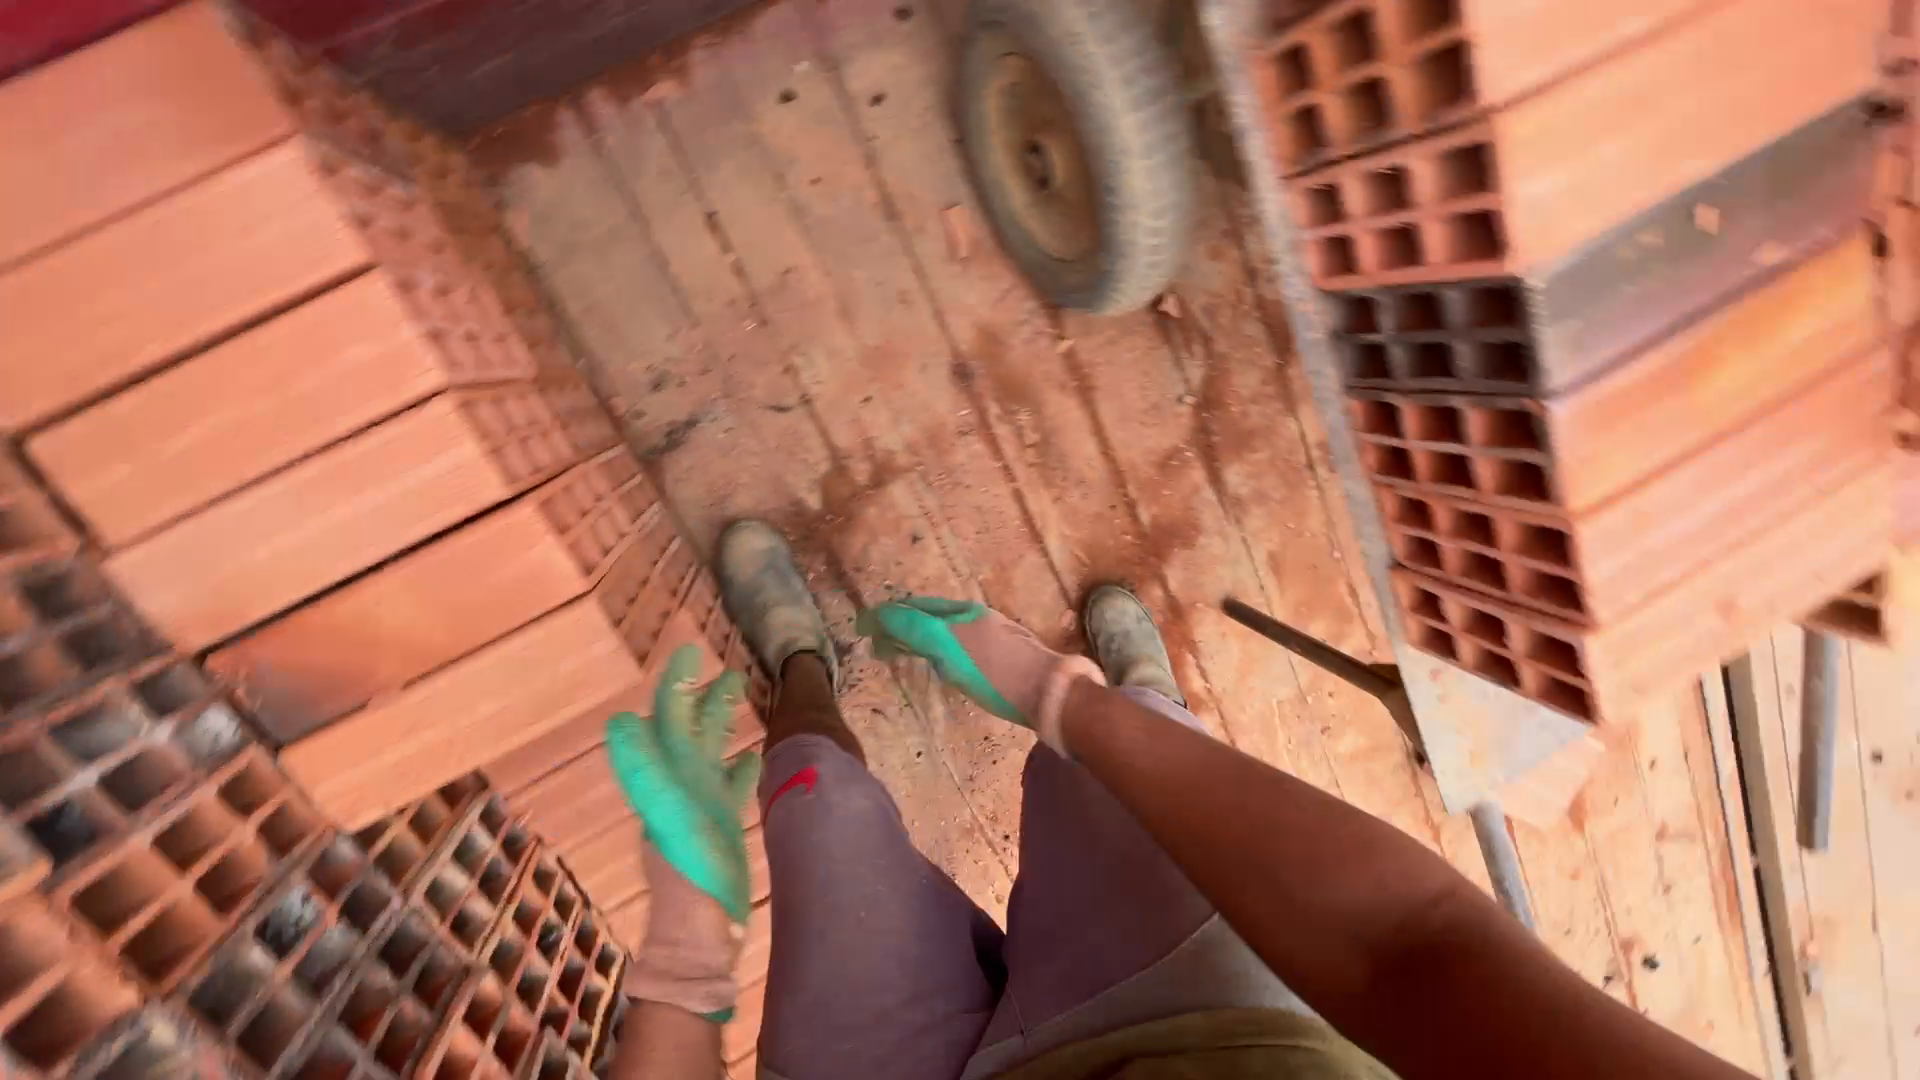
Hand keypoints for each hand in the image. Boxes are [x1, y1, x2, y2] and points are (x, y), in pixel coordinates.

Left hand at [605, 646, 761, 1019]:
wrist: (702, 924)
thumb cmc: (688, 866)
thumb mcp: (665, 813)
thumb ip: (645, 769)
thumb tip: (618, 719)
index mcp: (671, 771)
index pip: (670, 716)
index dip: (677, 683)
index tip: (690, 651)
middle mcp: (685, 779)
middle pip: (694, 727)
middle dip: (707, 696)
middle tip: (730, 669)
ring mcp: (705, 799)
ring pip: (713, 748)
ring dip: (724, 721)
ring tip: (744, 696)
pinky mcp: (725, 819)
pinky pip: (734, 780)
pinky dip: (743, 761)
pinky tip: (756, 754)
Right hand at [856, 596, 1102, 753]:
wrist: (1052, 694)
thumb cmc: (997, 672)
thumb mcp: (950, 647)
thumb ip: (915, 628)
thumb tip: (882, 614)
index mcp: (963, 613)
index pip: (915, 607)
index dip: (887, 616)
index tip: (863, 630)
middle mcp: (978, 620)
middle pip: (932, 618)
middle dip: (903, 628)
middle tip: (880, 646)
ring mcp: (994, 638)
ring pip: (948, 634)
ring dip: (921, 640)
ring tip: (905, 654)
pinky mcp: (1006, 660)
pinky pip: (962, 649)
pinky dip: (940, 652)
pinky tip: (944, 668)